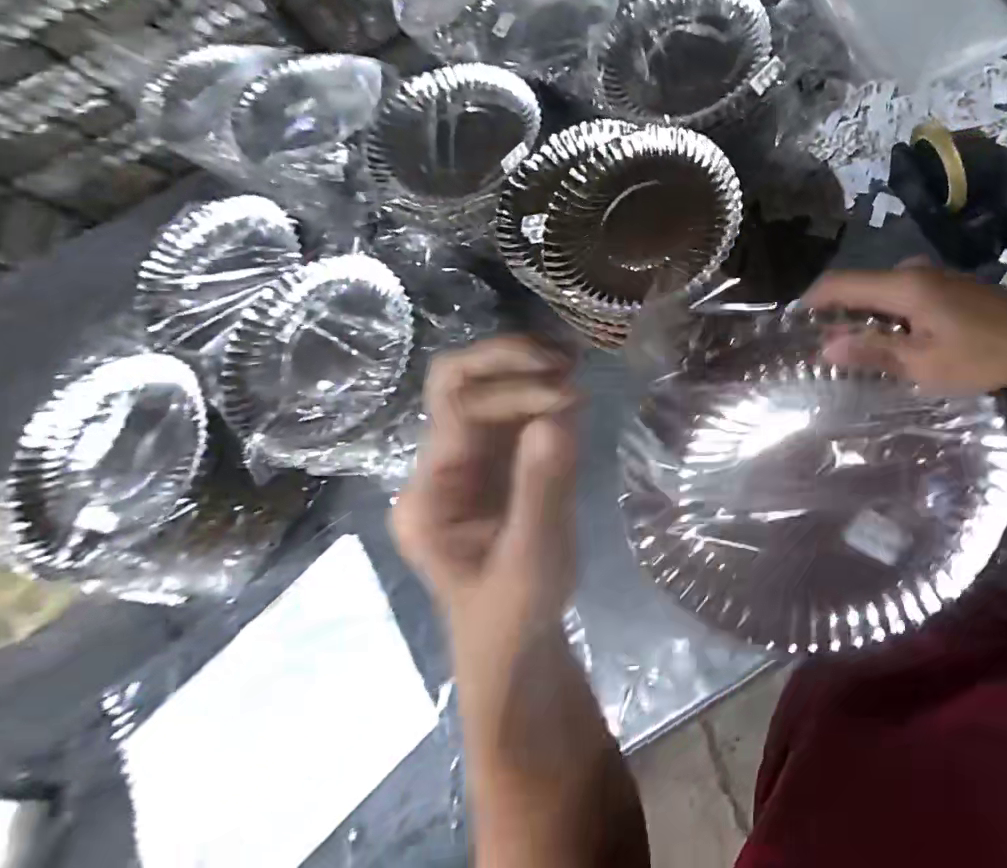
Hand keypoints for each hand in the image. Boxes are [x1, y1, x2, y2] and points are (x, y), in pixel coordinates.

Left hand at [391, 337, 579, 743]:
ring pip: (487, 392)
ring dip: (529, 372)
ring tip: (577, 365)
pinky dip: (542, 392)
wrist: (514, 644)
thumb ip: (543, 487)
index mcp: (430, 491)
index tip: (570, 397)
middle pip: (460, 386)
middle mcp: (440, 467)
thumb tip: (559, 416)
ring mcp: (469, 464)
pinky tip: (573, 386)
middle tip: (570, 361)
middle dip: (511, 362)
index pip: (459, 408)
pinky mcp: (499, 467)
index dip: (512, 388)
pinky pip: (514, 414)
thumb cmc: (514, 610)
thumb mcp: (532, 554)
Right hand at [802, 262, 1006, 393]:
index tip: (793, 326)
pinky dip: (889, 317)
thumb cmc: (984, 353)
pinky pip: (903, 296)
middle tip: (824, 352)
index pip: (840, 283)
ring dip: (866, 319)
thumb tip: (826, 347)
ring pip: (882, 293)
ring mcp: (932, 275)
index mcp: (903, 285)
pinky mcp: (947, 285)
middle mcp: (912, 270)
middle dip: (838, 315)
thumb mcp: (925, 363)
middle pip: (860, 287)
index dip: (811, 302)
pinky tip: (893, 343)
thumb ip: (874, 351)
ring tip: (856, 354)